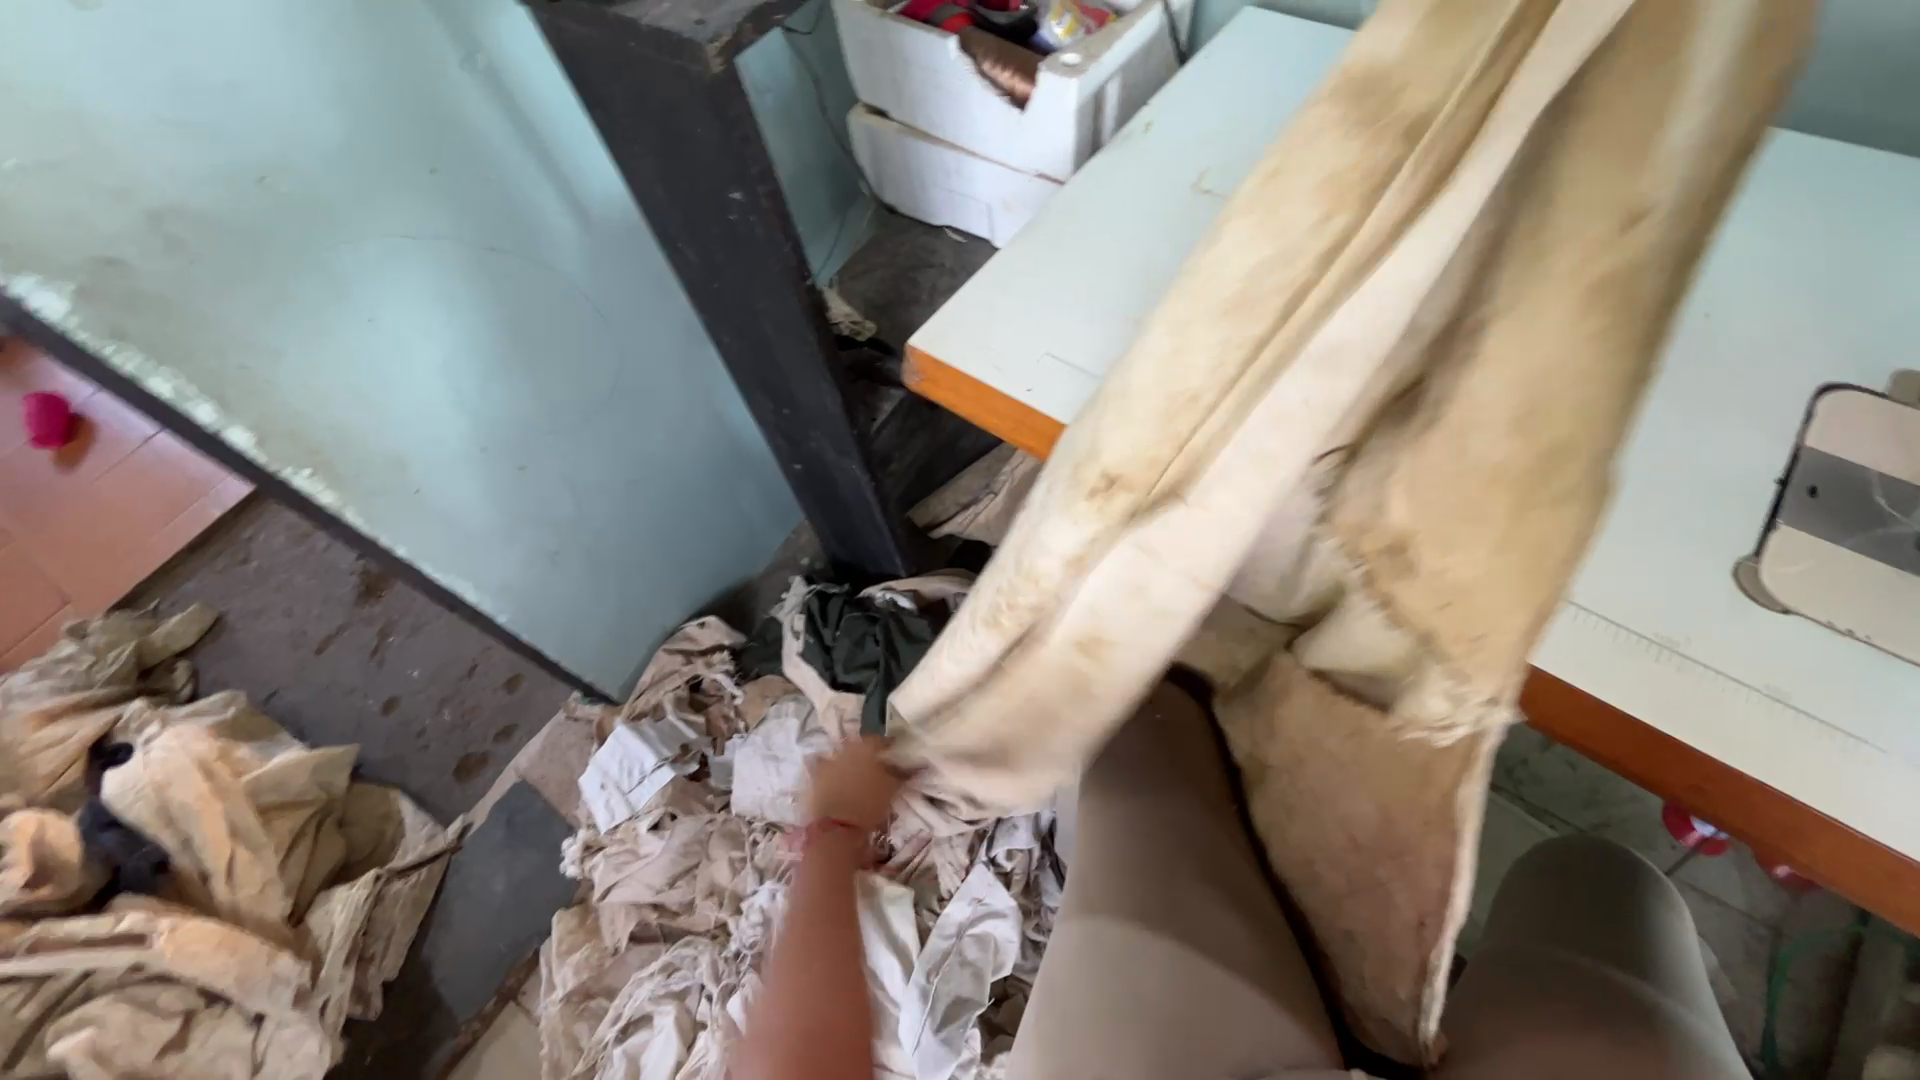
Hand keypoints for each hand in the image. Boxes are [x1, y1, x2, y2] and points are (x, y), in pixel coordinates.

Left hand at [806, 737, 904, 832]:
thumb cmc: (869, 805)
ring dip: (846, 762)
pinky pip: (821, 770)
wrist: (836, 827)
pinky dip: (828, 772)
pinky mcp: (814, 779)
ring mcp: (826, 764)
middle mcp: (844, 751)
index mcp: (864, 749)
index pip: (877, 739)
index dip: (886, 743)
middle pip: (856, 746)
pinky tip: (834, 781)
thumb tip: (916, 765)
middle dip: (864, 752)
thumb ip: (901, 774)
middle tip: (873, 762)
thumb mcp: (891, 789)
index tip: (892, 748)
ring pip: (838, 757)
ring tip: (853, 773)